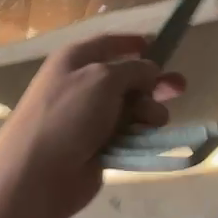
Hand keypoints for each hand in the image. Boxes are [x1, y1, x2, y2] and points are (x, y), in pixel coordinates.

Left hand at [0, 34, 184, 217]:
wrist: (37, 174)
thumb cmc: (68, 115)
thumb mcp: (104, 79)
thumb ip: (134, 69)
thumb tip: (150, 69)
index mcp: (74, 60)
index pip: (108, 43)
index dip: (134, 43)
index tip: (161, 47)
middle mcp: (81, 85)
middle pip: (125, 77)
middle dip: (153, 82)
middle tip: (179, 88)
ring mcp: (88, 117)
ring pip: (131, 107)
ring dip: (149, 111)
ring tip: (154, 121)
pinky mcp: (97, 145)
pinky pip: (127, 132)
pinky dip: (140, 133)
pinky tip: (147, 137)